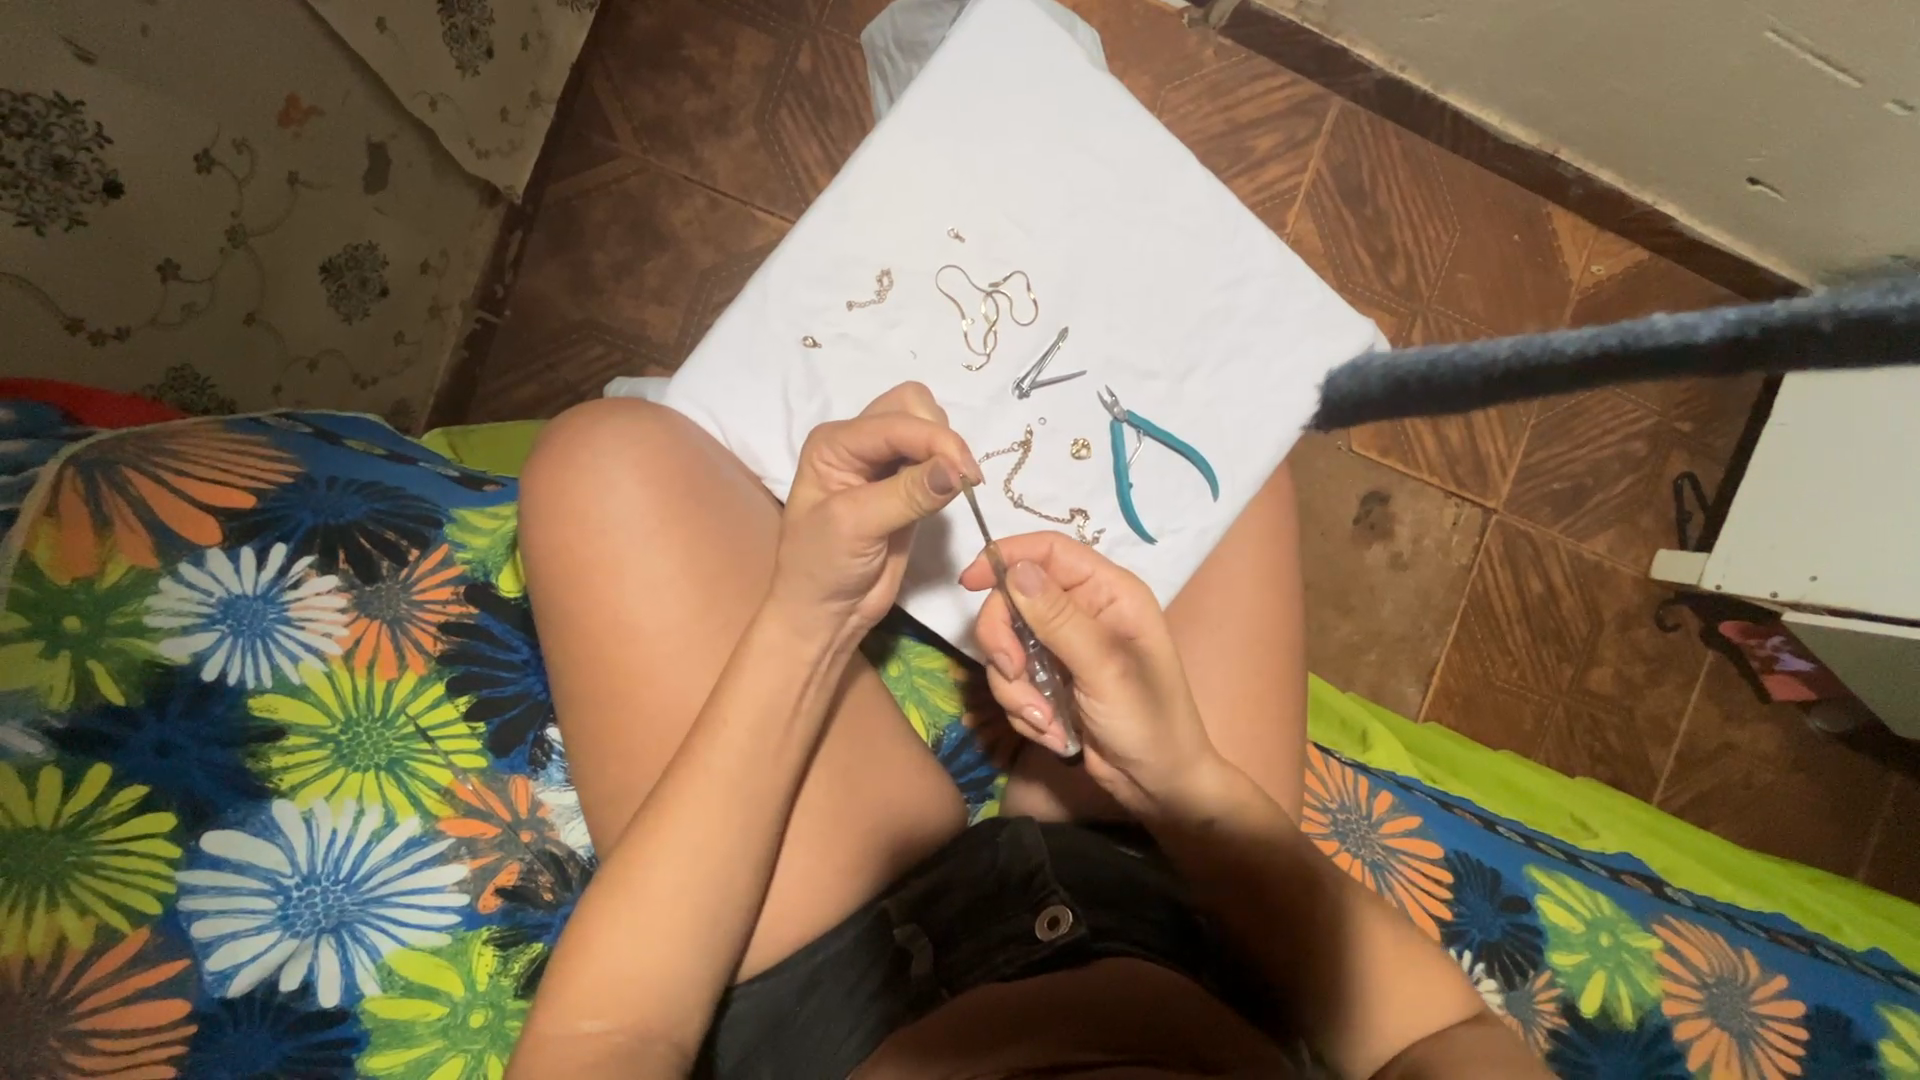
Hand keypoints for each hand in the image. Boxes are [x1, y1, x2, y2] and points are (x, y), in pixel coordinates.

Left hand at [771, 382, 978, 645]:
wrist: (824, 614)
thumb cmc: (822, 568)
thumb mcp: (856, 526)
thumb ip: (907, 494)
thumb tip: (957, 470)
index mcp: (834, 443)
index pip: (895, 420)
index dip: (934, 440)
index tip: (966, 475)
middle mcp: (857, 444)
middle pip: (913, 407)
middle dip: (940, 436)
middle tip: (960, 477)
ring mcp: (882, 464)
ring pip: (927, 427)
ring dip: (947, 450)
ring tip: (954, 485)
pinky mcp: (906, 488)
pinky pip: (936, 460)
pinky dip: (949, 469)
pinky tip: (951, 492)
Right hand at [960, 532, 1224, 816]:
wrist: (1158, 786)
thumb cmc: (1150, 721)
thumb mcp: (1105, 668)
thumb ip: (1058, 618)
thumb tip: (1014, 569)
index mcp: (1108, 592)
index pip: (1048, 551)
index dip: (1006, 557)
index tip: (970, 582)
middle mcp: (1083, 610)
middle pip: (1014, 599)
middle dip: (1005, 642)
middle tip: (1013, 673)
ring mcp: (1063, 646)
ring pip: (1006, 646)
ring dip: (1016, 688)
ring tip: (1048, 721)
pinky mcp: (1049, 679)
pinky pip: (1012, 681)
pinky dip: (1024, 709)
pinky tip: (1055, 732)